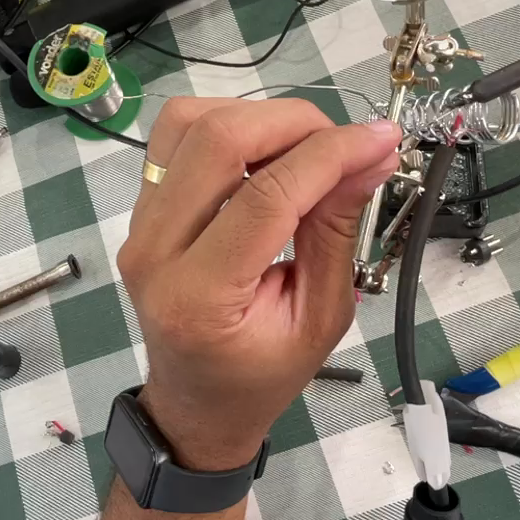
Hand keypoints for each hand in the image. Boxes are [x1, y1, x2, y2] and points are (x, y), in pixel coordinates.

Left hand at [115, 99, 401, 470]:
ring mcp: (138, 224)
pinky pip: (176, 138)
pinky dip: (226, 127)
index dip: (329, 155)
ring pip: (187, 122)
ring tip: (302, 148)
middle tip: (341, 144)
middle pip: (216, 140)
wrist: (195, 402)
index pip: (266, 196)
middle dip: (292, 123)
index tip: (381, 139)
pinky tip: (263, 154)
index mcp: (200, 296)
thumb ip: (337, 233)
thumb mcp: (319, 319)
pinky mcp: (140, 209)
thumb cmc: (261, 376)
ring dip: (255, 118)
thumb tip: (370, 155)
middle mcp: (155, 250)